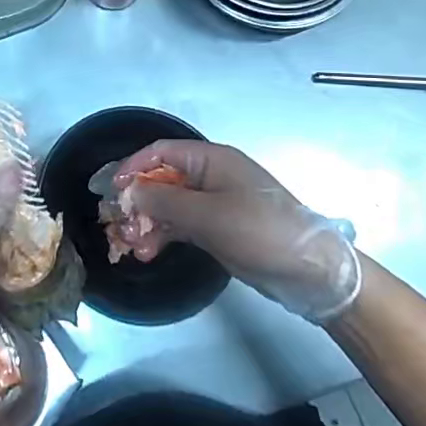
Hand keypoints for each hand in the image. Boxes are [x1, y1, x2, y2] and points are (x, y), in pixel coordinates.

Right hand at [115, 140, 360, 322]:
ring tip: (131, 247)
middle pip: (160, 180)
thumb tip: (130, 193)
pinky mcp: (217, 228)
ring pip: (166, 206)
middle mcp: (209, 176)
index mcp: (210, 159)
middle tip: (118, 225)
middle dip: (137, 202)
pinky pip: (179, 226)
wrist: (313, 273)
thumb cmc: (260, 231)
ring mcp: (213, 204)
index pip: (160, 152)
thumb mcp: (208, 215)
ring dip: (146, 224)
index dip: (133, 167)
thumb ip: (164, 201)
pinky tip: (147, 253)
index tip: (112, 189)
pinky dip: (162, 237)